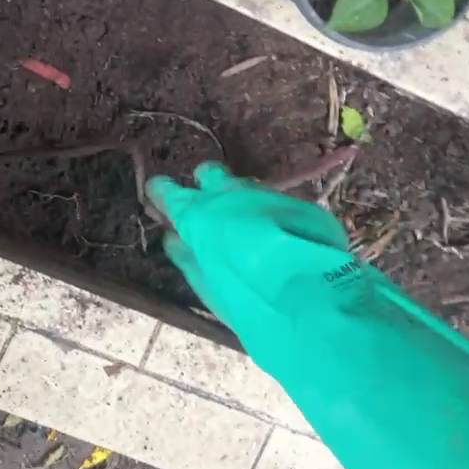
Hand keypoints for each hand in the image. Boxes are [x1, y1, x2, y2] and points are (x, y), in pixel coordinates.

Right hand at [144, 161, 354, 335]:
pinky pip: (279, 204)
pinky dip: (276, 216)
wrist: (309, 295)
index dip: (162, 194)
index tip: (160, 200)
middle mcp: (227, 194)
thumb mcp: (205, 282)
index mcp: (195, 211)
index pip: (165, 189)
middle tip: (211, 207)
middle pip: (209, 173)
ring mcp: (266, 195)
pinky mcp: (302, 205)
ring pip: (247, 187)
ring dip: (243, 201)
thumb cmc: (243, 293)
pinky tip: (287, 240)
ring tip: (252, 228)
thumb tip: (173, 238)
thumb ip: (186, 255)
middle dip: (206, 184)